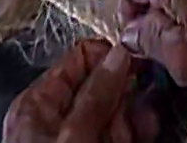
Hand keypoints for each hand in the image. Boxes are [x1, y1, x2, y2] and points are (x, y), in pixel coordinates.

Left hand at [3, 39, 154, 142]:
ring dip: (137, 111)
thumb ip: (96, 94)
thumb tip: (120, 53)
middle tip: (148, 93)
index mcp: (37, 106)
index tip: (138, 59)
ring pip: (115, 111)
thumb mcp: (73, 136)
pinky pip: (119, 132)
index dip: (112, 56)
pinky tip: (147, 129)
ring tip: (149, 119)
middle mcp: (56, 121)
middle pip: (103, 85)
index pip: (81, 57)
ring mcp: (76, 139)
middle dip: (128, 89)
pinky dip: (136, 129)